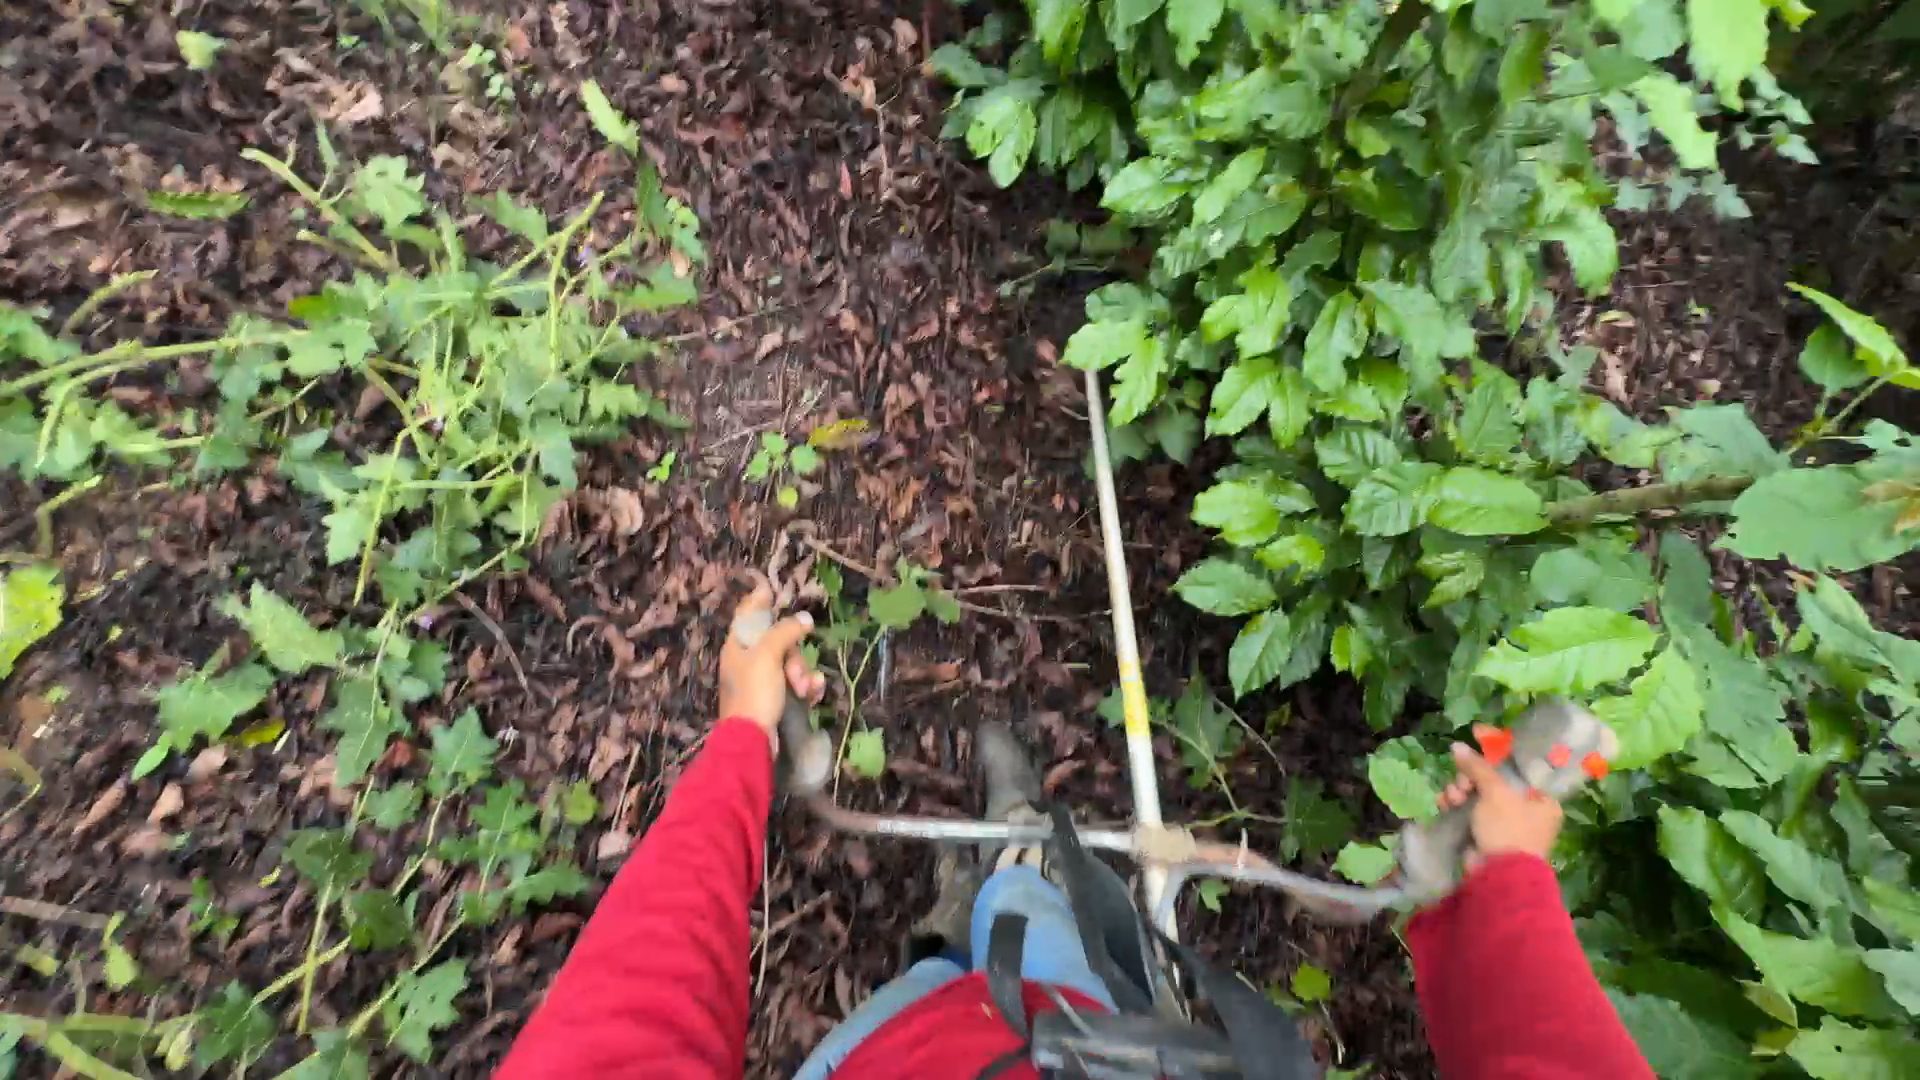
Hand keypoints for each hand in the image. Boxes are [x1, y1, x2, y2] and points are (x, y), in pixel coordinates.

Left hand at [718, 586, 825, 745]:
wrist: (751, 742)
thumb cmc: (754, 693)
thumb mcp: (768, 655)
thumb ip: (786, 632)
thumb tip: (805, 618)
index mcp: (738, 646)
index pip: (748, 614)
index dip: (760, 601)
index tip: (772, 590)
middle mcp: (747, 660)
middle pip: (779, 641)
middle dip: (795, 655)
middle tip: (796, 674)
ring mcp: (761, 681)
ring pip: (791, 662)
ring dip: (803, 674)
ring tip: (804, 690)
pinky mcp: (774, 699)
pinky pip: (796, 683)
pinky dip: (807, 687)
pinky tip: (814, 693)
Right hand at [1438, 730, 1563, 866]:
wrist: (1499, 875)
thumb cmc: (1509, 829)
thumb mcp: (1496, 792)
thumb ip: (1478, 767)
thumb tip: (1456, 746)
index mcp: (1542, 799)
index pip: (1519, 765)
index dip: (1497, 749)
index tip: (1476, 733)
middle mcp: (1526, 809)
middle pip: (1492, 778)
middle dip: (1470, 777)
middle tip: (1461, 782)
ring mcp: (1505, 822)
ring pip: (1476, 792)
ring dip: (1459, 790)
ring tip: (1451, 797)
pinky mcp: (1485, 832)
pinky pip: (1467, 808)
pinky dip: (1455, 804)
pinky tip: (1445, 804)